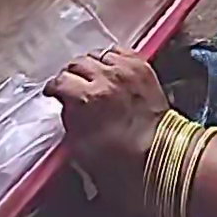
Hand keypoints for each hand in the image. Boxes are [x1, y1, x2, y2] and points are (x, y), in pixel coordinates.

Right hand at [45, 48, 168, 204]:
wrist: (164, 155)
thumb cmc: (122, 164)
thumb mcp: (83, 151)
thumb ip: (71, 122)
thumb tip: (67, 106)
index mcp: (89, 98)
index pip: (61, 81)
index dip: (54, 88)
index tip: (52, 92)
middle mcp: (106, 76)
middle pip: (78, 63)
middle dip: (71, 74)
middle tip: (71, 85)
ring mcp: (126, 68)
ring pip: (98, 54)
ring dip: (92, 65)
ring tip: (92, 77)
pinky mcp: (142, 66)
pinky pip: (120, 52)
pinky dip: (112, 59)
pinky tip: (111, 69)